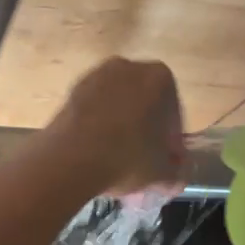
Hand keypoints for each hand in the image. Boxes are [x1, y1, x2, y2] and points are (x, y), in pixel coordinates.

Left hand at [41, 57, 188, 198]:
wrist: (69, 160)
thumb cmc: (126, 159)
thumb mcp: (161, 173)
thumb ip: (175, 173)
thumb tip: (175, 177)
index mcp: (160, 78)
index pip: (172, 114)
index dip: (170, 143)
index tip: (164, 163)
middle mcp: (128, 67)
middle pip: (143, 105)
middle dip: (144, 132)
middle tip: (140, 163)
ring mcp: (95, 76)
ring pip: (116, 107)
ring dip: (119, 129)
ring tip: (115, 161)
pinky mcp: (70, 92)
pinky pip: (92, 112)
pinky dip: (96, 128)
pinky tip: (94, 154)